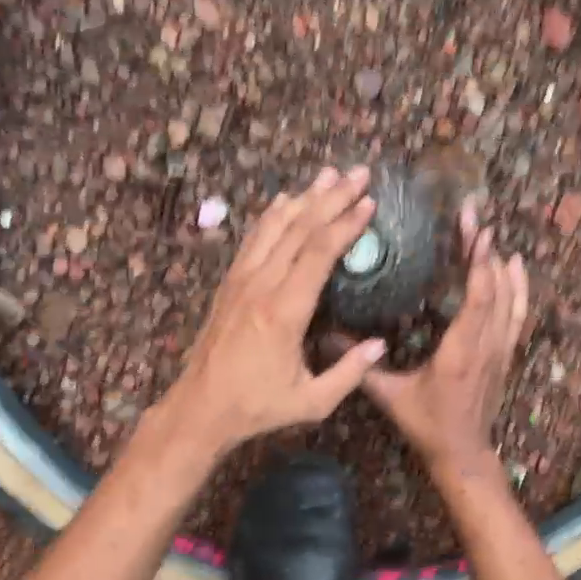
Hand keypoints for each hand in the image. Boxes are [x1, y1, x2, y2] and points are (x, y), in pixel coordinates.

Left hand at [159, 167, 387, 453]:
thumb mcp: (312, 402)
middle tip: (358, 173)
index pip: (319, 253)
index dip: (345, 224)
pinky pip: (254, 238)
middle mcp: (261, 286)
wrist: (201, 406)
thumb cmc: (258, 406)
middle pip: (299, 228)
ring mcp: (240, 281)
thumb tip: (379, 346)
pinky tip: (287, 201)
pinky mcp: (229, 284)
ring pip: (274, 226)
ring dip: (304, 197)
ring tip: (328, 174)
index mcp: (284, 311)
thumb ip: (349, 374)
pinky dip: (273, 215)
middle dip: (331, 197)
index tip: (369, 203)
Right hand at [361, 210, 529, 473]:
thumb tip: (325, 338)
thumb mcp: (391, 397)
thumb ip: (360, 368)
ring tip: (490, 233)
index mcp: (460, 354)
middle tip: (472, 217)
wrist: (463, 453)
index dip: (479, 262)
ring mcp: (501, 351)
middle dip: (486, 251)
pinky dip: (518, 288)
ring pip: (511, 300)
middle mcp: (486, 347)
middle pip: (497, 290)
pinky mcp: (505, 356)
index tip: (475, 229)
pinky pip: (517, 315)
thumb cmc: (427, 426)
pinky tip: (515, 265)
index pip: (478, 300)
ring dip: (503, 265)